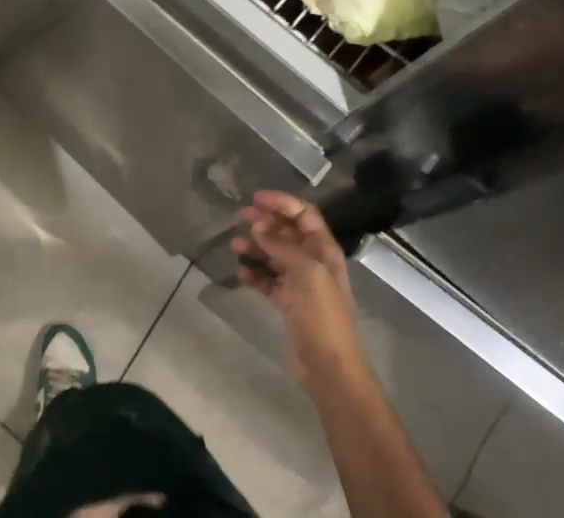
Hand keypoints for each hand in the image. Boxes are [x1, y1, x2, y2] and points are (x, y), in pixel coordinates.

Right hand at [233, 190, 364, 390]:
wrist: (329, 365)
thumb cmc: (322, 315)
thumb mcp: (306, 274)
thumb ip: (282, 246)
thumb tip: (259, 224)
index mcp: (324, 251)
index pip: (305, 215)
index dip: (282, 203)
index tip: (255, 198)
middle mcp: (313, 262)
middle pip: (288, 233)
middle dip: (265, 223)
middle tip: (239, 219)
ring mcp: (301, 284)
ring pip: (275, 256)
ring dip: (256, 247)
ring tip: (235, 247)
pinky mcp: (289, 303)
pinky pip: (269, 280)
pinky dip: (255, 274)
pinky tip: (241, 273)